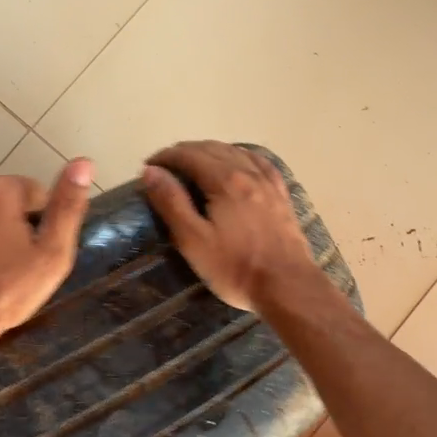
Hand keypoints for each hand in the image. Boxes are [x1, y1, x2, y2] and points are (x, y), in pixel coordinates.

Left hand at [0, 159, 95, 342]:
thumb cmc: (3, 293)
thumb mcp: (50, 256)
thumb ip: (67, 206)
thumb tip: (84, 162)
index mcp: (0, 189)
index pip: (36, 194)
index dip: (38, 225)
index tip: (29, 255)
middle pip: (4, 197)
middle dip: (10, 222)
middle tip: (9, 264)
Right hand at [141, 142, 325, 313]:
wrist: (288, 287)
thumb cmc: (235, 267)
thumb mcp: (193, 240)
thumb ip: (171, 202)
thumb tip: (151, 171)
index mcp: (224, 180)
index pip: (188, 155)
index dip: (165, 157)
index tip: (148, 166)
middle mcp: (247, 173)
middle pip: (211, 148)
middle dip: (184, 152)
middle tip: (164, 166)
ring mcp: (268, 183)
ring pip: (235, 152)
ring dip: (210, 151)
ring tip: (194, 162)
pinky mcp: (281, 195)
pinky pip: (259, 162)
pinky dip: (240, 155)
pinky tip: (238, 161)